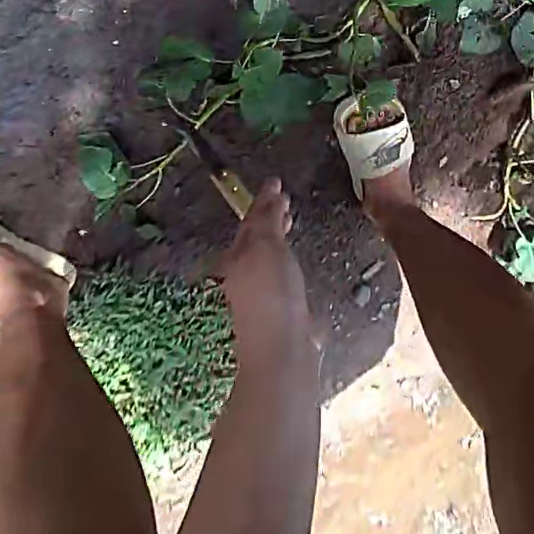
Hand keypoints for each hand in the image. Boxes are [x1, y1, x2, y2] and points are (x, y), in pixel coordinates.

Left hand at [219, 179, 317, 363]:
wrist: (281, 352)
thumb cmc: (271, 294)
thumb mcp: (266, 246)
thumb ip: (267, 220)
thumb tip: (269, 196)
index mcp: (236, 258)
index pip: (250, 220)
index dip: (264, 200)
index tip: (276, 182)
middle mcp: (243, 276)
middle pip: (256, 240)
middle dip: (269, 219)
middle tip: (285, 202)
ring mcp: (259, 296)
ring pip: (268, 257)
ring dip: (278, 238)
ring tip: (291, 226)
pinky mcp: (277, 313)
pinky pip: (280, 274)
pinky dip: (286, 259)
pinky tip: (296, 264)